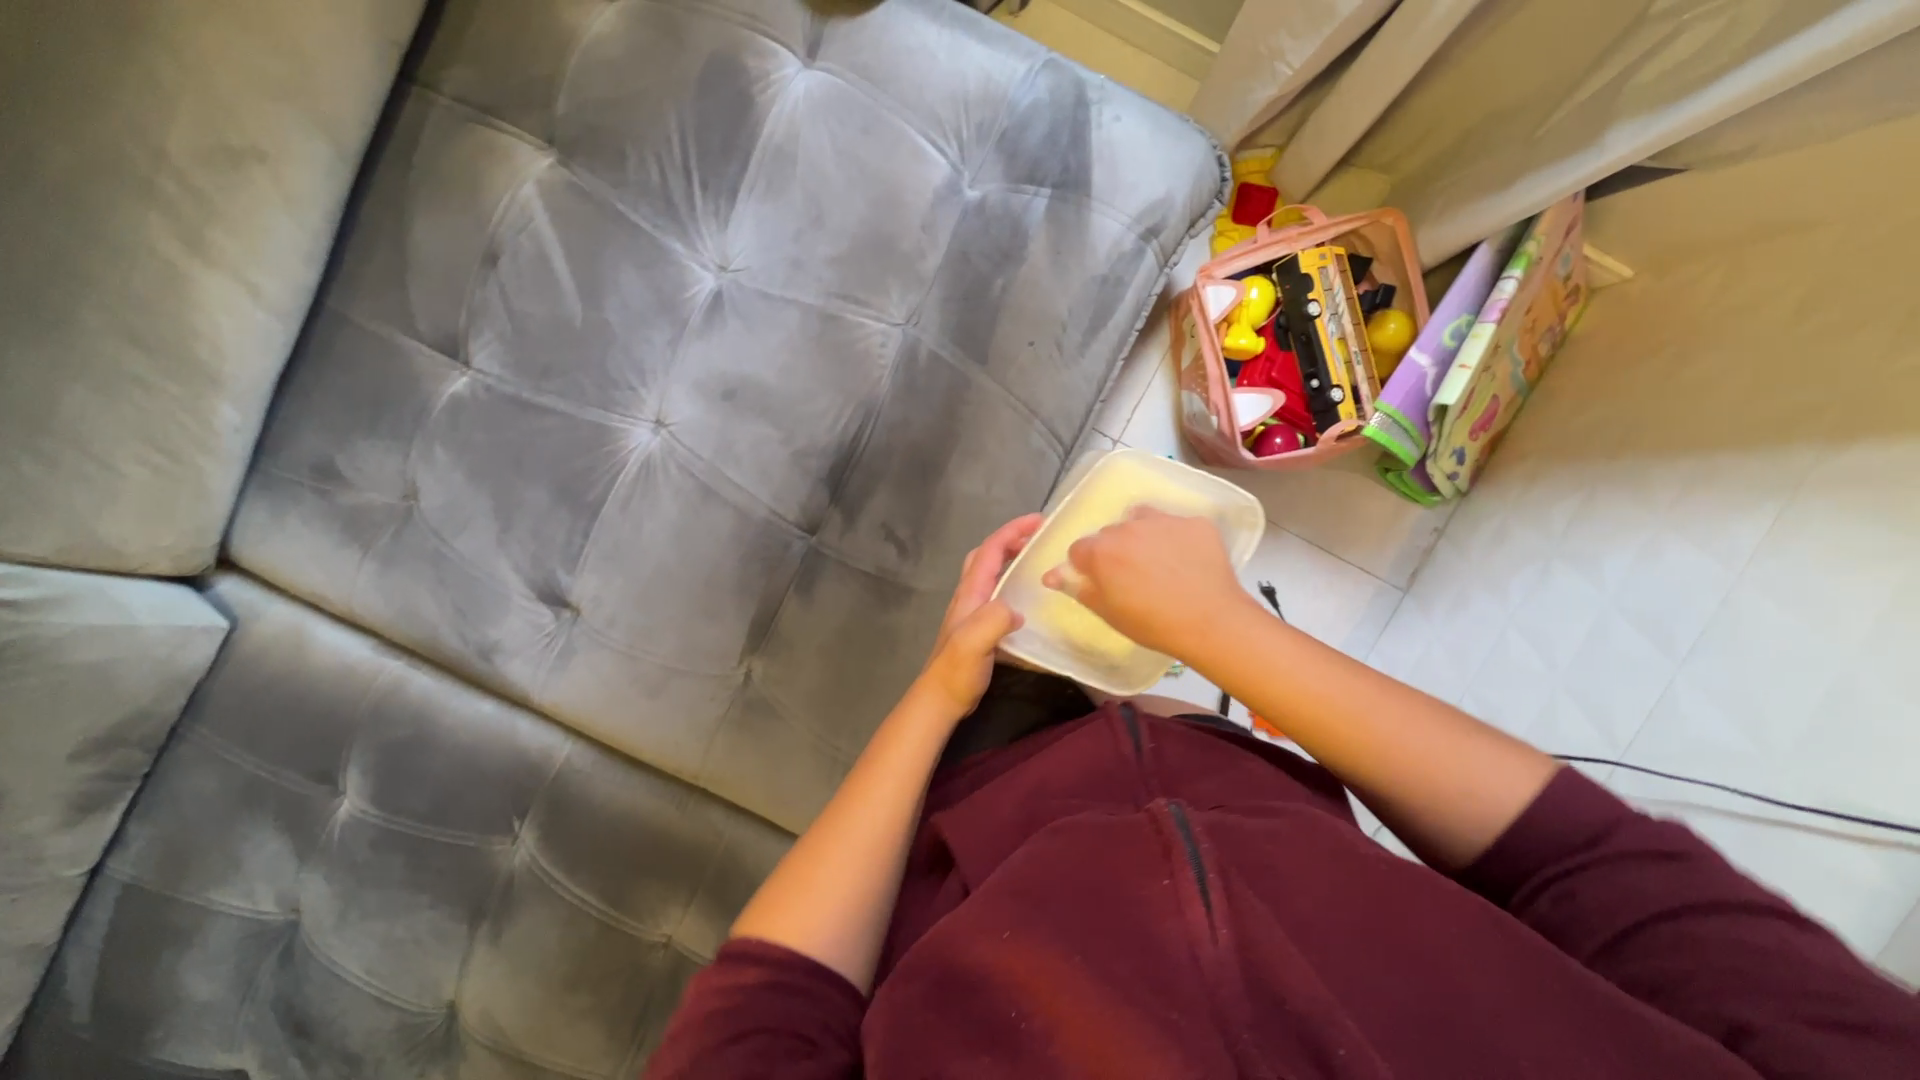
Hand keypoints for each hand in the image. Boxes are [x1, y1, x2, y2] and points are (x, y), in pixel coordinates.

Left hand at [912, 514, 1043, 717]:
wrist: (940, 699)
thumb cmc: (956, 671)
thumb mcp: (975, 642)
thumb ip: (993, 619)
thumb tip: (1016, 609)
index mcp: (970, 593)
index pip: (990, 551)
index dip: (1012, 531)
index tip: (1038, 521)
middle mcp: (969, 596)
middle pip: (986, 556)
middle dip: (1010, 540)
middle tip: (1038, 538)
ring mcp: (972, 612)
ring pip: (990, 574)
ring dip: (1011, 560)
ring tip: (1037, 562)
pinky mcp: (979, 628)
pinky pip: (997, 594)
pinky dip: (1012, 584)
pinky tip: (1028, 599)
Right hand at [1042, 507, 1250, 656]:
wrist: (1211, 622)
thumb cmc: (1153, 624)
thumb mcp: (1109, 614)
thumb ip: (1080, 589)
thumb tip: (1053, 575)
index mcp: (1101, 551)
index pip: (1079, 550)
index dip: (1087, 567)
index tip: (1102, 583)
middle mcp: (1127, 527)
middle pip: (1110, 534)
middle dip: (1115, 551)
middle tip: (1133, 578)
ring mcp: (1164, 521)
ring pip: (1141, 521)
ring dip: (1142, 536)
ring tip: (1159, 563)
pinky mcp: (1195, 522)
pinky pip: (1176, 525)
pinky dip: (1176, 539)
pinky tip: (1187, 561)